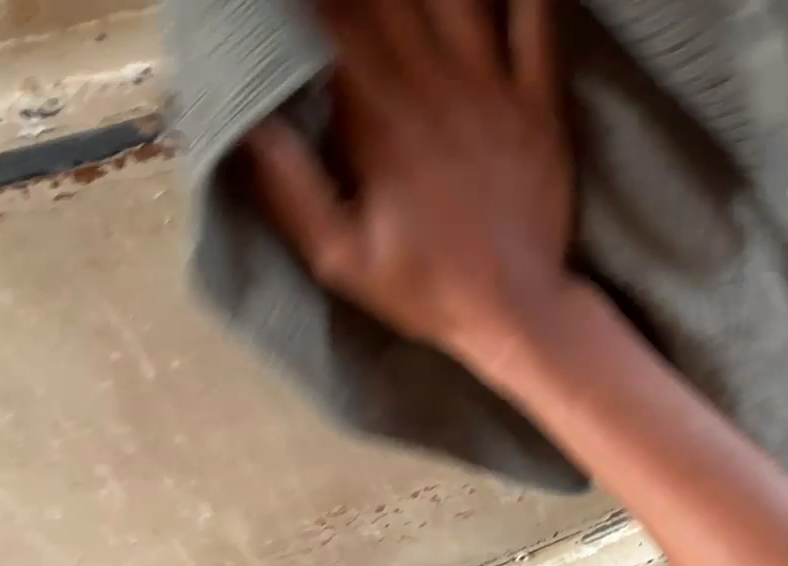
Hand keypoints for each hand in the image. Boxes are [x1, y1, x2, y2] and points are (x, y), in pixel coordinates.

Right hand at [246, 0, 574, 360]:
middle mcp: (435, 90)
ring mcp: (494, 94)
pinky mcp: (539, 110)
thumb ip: (293, 190)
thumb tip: (248, 123)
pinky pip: (535, 27)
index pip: (332, 19)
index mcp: (380, 121)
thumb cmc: (428, 291)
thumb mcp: (343, 261)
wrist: (518, 314)